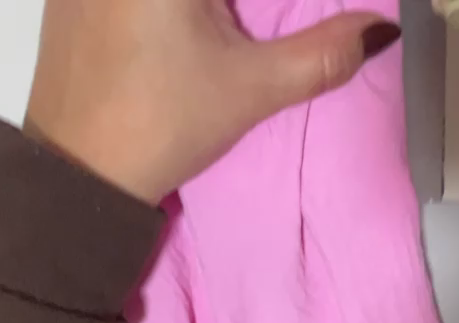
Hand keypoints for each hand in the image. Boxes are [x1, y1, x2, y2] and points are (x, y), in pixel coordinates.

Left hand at [26, 0, 401, 202]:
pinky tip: (189, 34)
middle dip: (245, 8)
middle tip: (245, 41)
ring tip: (223, 37)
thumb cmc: (162, 125)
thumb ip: (319, 57)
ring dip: (222, 10)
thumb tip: (380, 31)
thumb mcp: (249, 90)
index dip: (274, 3)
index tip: (256, 43)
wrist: (78, 170)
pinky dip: (184, 9)